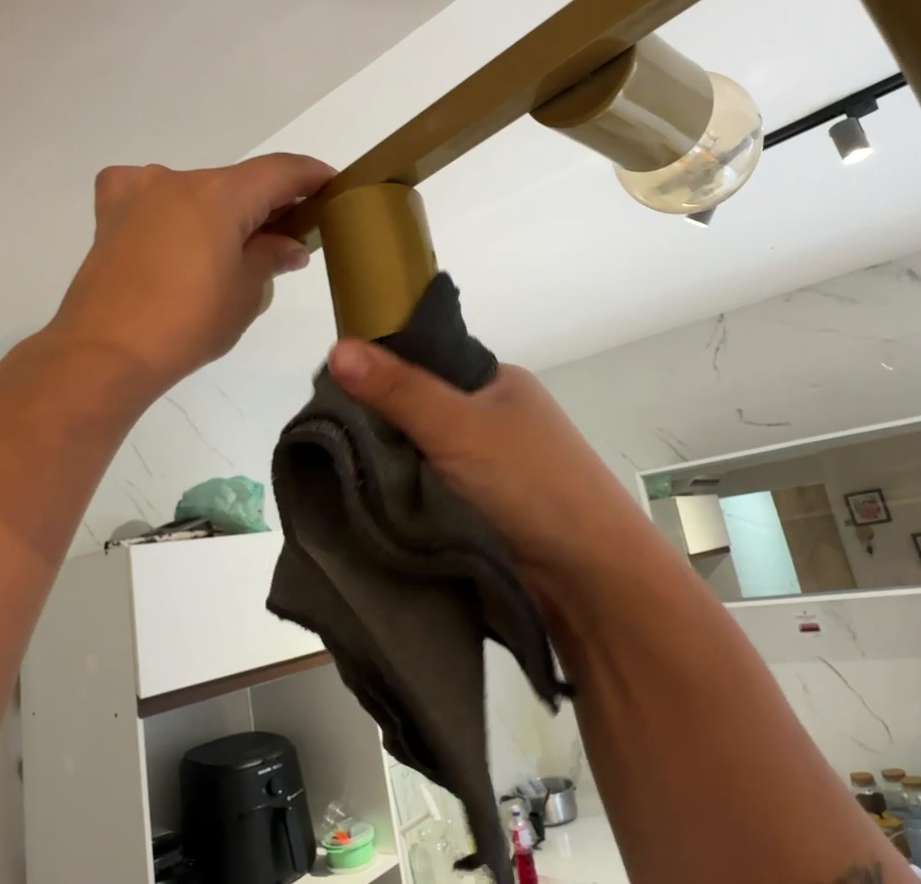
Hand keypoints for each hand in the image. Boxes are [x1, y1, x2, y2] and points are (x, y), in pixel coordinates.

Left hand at [49, 154, 333, 394]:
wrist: (105, 352)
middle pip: (237, 182)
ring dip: (220, 212)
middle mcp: (178, 179)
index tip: (333, 187)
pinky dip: (170, 208)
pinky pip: (148, 196)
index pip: (281, 171)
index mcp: (221, 193)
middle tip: (289, 238)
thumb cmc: (188, 324)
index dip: (312, 177)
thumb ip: (271, 257)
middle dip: (266, 206)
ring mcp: (138, 193)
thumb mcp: (245, 294)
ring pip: (195, 191)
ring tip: (232, 250)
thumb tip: (290, 245)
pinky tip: (172, 231)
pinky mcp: (109, 215)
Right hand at [326, 338, 652, 593]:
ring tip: (342, 474)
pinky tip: (377, 504)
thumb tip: (337, 346)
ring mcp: (498, 466)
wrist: (591, 573)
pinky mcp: (491, 508)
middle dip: (382, 427)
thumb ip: (398, 390)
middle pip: (424, 411)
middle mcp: (499, 418)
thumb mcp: (456, 426)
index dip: (382, 373)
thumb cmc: (529, 483)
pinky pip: (438, 491)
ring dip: (396, 467)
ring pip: (428, 456)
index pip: (428, 363)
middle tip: (329, 441)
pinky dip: (412, 497)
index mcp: (498, 382)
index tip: (331, 393)